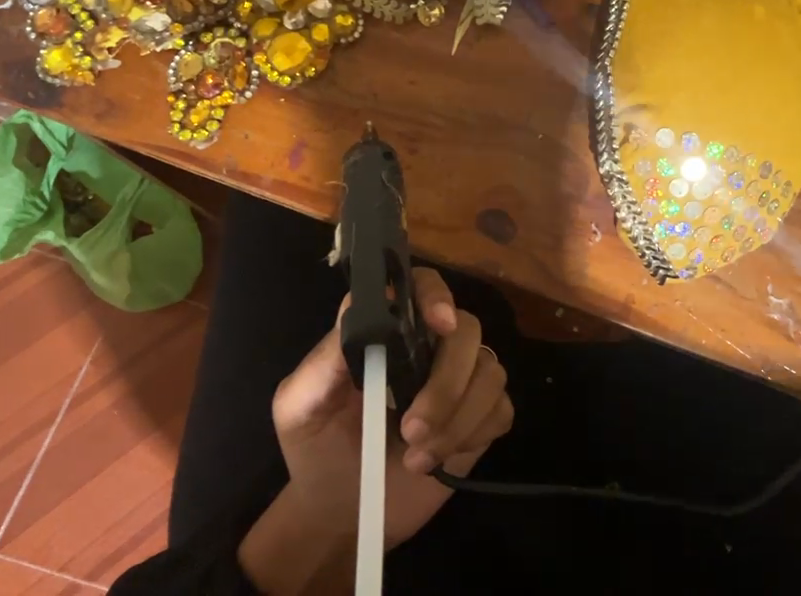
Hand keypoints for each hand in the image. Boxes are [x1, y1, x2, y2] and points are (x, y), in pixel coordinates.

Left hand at [242, 269, 513, 590]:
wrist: (338, 514)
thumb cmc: (315, 449)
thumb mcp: (300, 405)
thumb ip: (326, 357)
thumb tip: (356, 305)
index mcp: (389, 331)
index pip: (423, 287)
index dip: (437, 296)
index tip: (438, 324)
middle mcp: (430, 347)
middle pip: (467, 330)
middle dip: (447, 380)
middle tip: (411, 428)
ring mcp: (461, 382)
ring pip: (490, 372)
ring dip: (458, 416)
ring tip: (416, 455)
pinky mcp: (480, 422)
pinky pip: (500, 410)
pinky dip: (473, 435)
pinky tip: (437, 461)